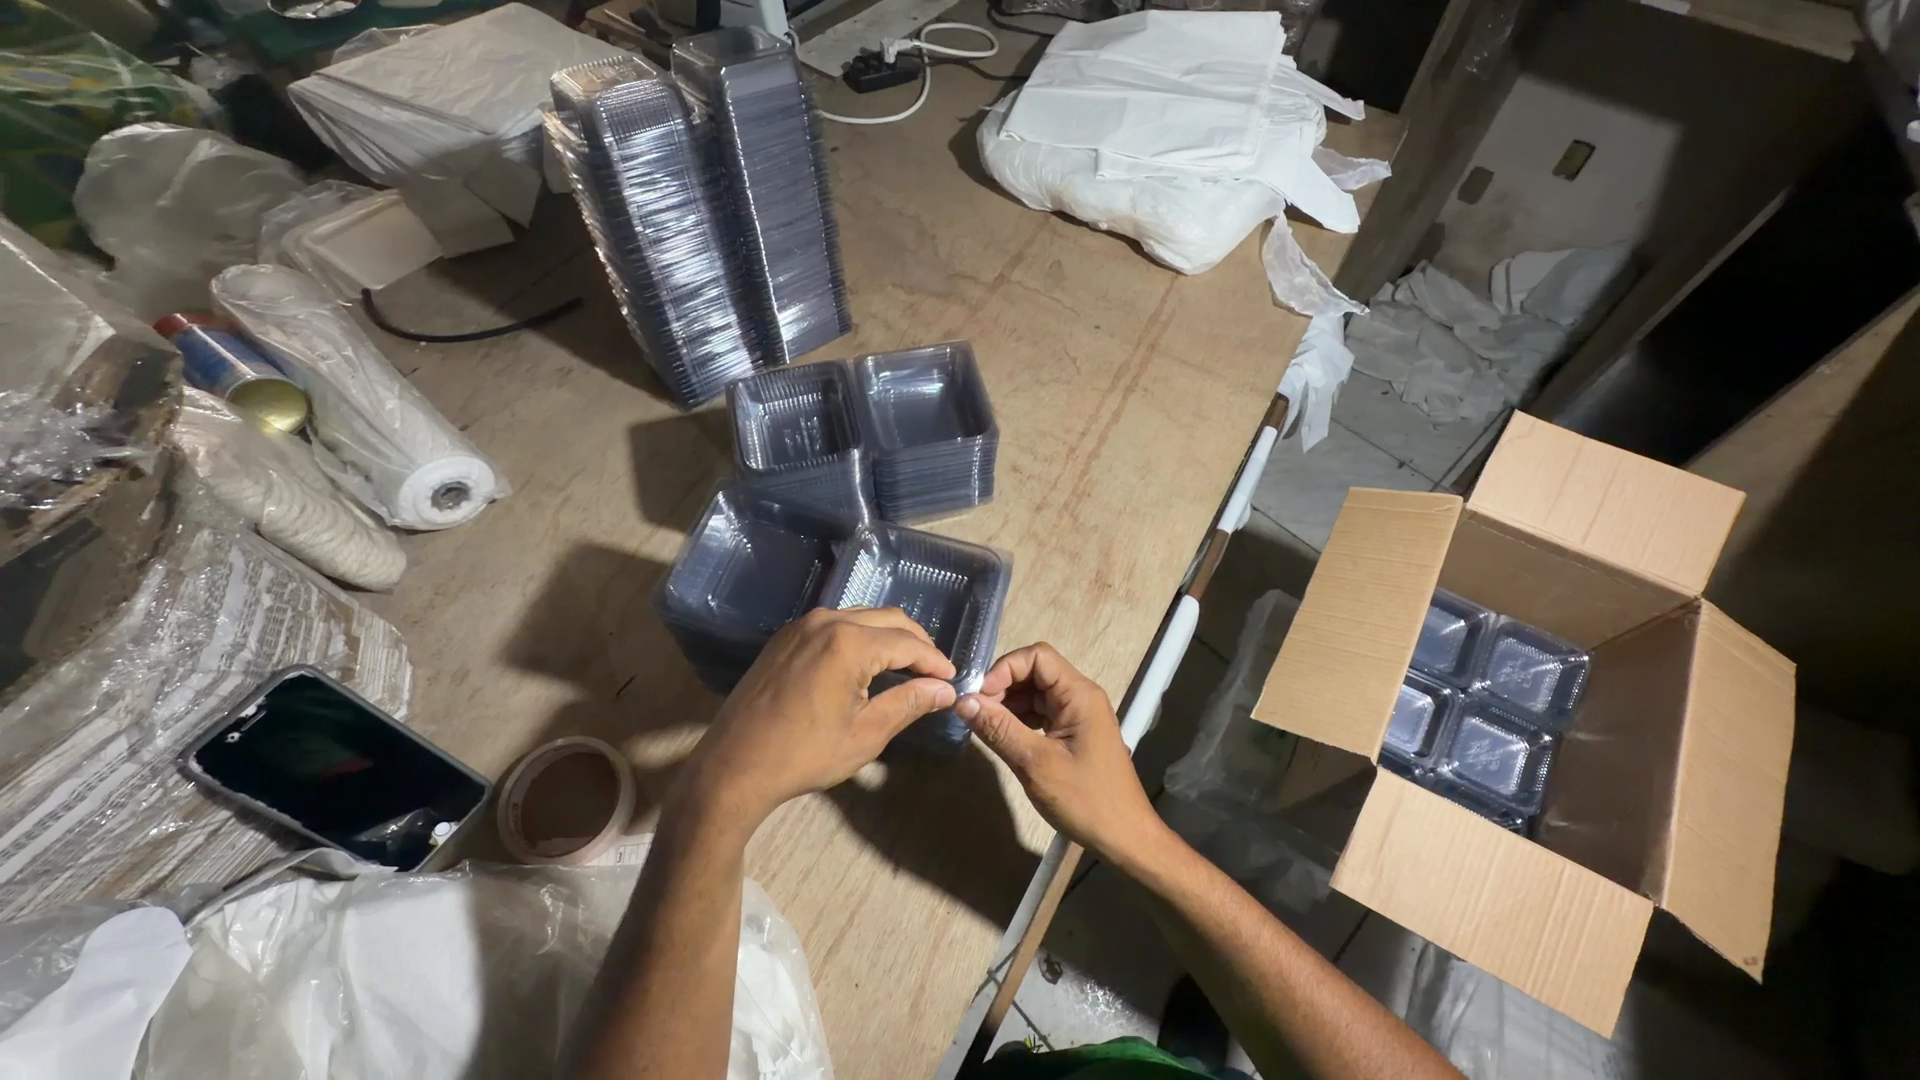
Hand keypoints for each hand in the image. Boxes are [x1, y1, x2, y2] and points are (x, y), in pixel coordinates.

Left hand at [678, 608, 957, 828]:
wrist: (735, 765)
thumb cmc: (805, 754)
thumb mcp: (866, 733)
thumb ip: (909, 702)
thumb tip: (944, 690)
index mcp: (849, 642)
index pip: (908, 643)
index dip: (935, 661)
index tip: (953, 679)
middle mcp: (826, 621)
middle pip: (888, 620)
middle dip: (917, 643)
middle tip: (935, 672)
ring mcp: (801, 625)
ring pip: (862, 617)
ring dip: (889, 637)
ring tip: (908, 666)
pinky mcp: (785, 637)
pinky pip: (835, 624)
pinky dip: (860, 637)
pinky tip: (868, 662)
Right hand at [957, 643, 1167, 866]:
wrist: (1124, 837)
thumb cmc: (1085, 799)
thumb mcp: (1035, 764)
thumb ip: (999, 729)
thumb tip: (964, 702)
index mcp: (1079, 694)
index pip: (1037, 656)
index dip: (1005, 669)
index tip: (981, 697)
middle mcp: (1081, 696)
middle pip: (1035, 671)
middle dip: (1003, 686)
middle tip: (977, 714)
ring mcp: (1079, 715)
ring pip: (1036, 693)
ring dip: (1009, 704)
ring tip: (986, 727)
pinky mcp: (1074, 733)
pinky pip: (1042, 713)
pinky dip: (1020, 719)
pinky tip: (1004, 737)